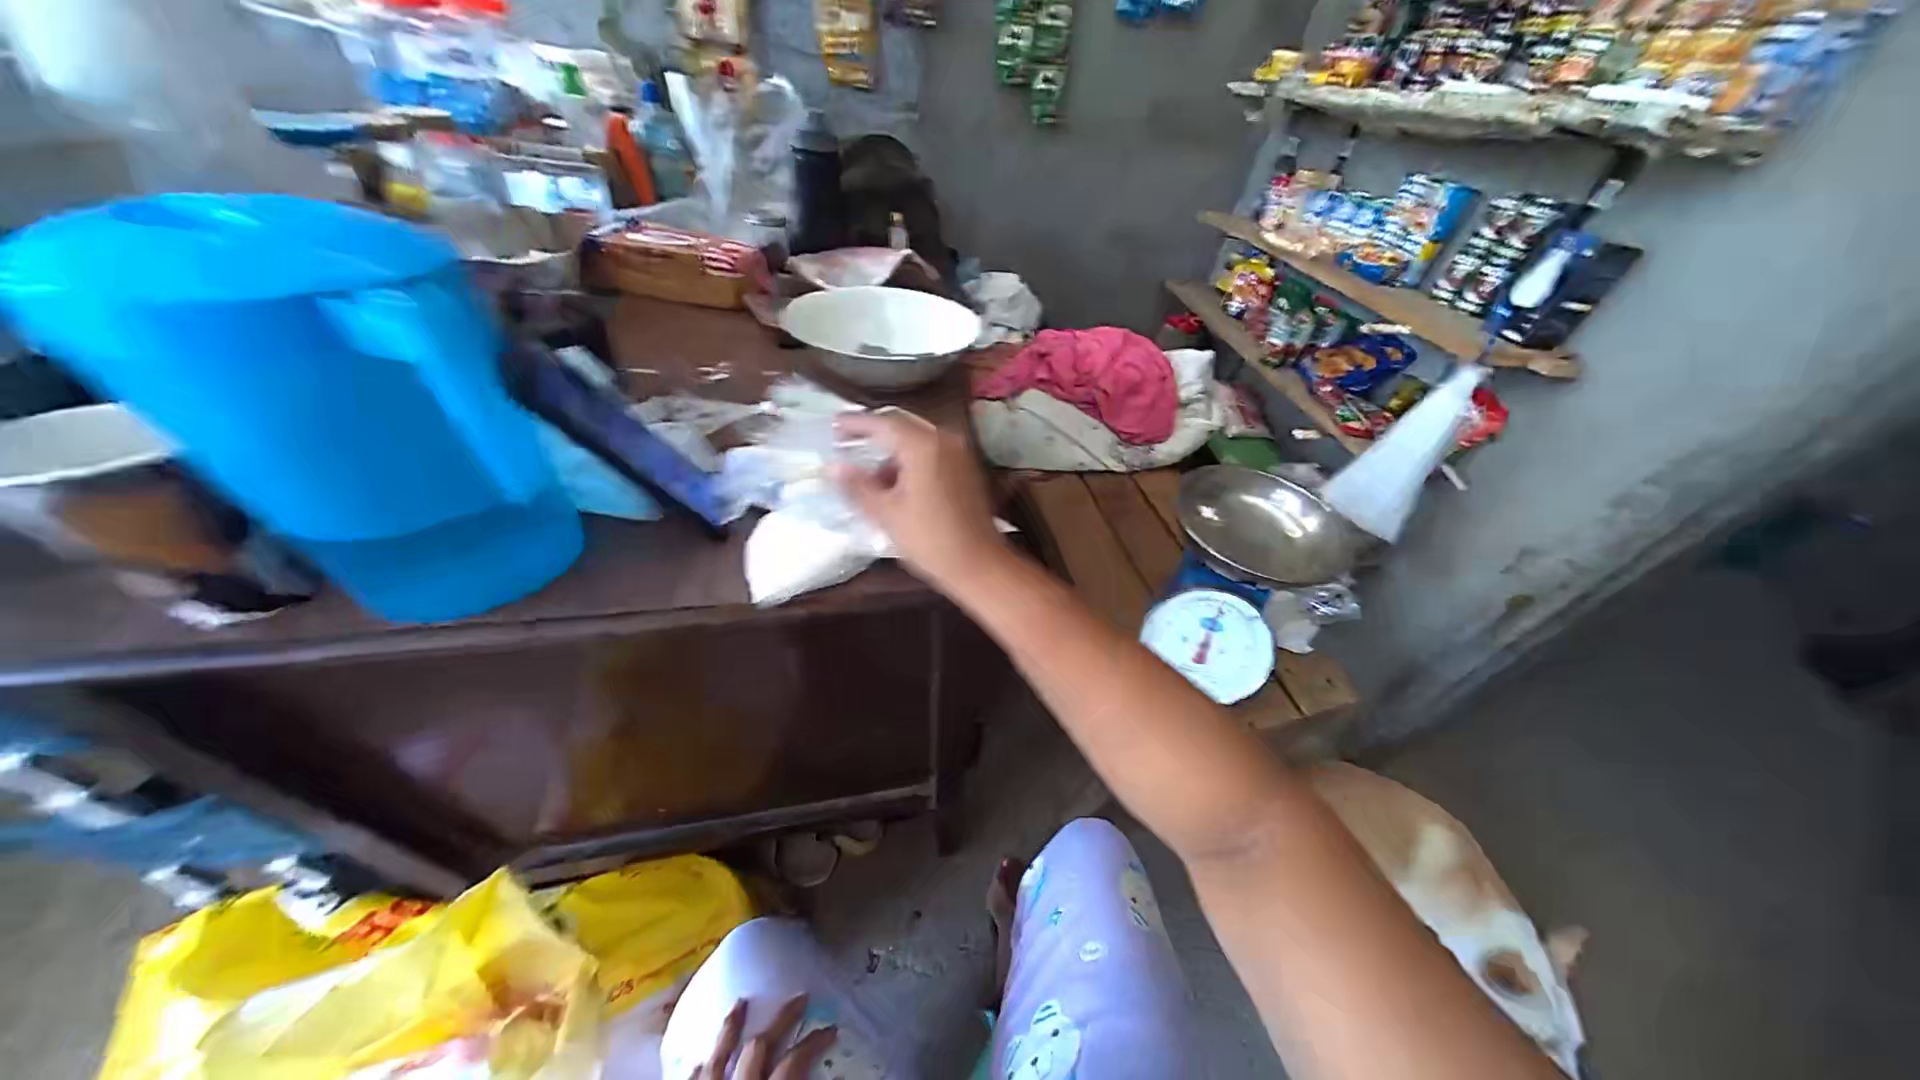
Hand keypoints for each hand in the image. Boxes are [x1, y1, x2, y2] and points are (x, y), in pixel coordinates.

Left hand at [691, 994, 835, 1079]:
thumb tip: (839, 1075)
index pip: (794, 1062)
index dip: (814, 1043)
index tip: (831, 1029)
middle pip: (759, 1045)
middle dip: (781, 1020)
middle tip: (800, 997)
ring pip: (718, 1055)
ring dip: (731, 1028)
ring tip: (740, 1002)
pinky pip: (691, 1079)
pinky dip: (699, 1066)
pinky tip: (702, 1057)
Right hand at [831, 410, 1006, 590]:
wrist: (979, 564)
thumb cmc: (929, 539)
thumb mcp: (886, 513)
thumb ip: (857, 486)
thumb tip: (834, 467)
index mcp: (923, 445)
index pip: (883, 423)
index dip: (856, 423)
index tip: (834, 426)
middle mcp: (945, 440)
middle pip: (903, 427)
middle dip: (875, 435)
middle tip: (849, 443)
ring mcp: (960, 454)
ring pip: (919, 441)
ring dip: (894, 452)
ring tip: (870, 475)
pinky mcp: (967, 470)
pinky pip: (933, 454)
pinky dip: (912, 462)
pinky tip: (897, 485)